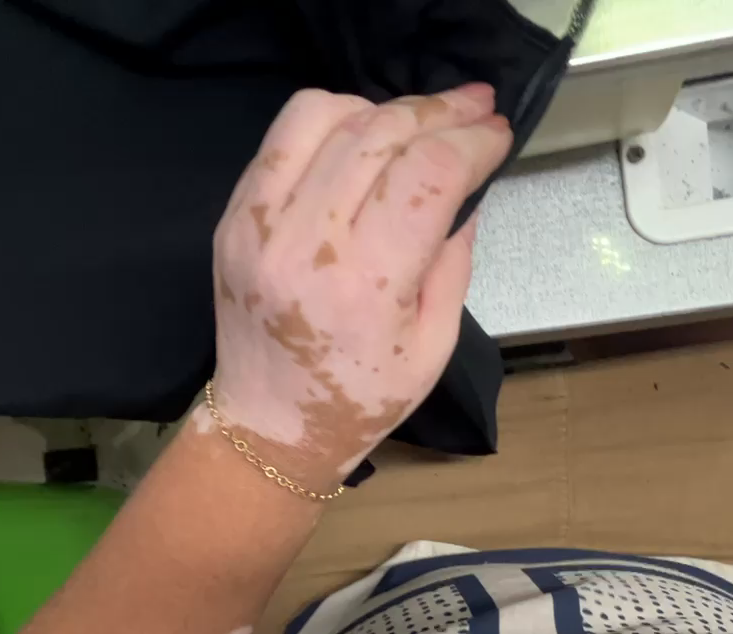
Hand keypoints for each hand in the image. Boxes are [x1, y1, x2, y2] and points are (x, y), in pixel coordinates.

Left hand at [203, 85, 513, 493]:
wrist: (273, 425)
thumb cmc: (362, 401)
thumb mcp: (432, 346)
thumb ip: (453, 262)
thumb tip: (466, 192)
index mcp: (365, 288)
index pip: (427, 175)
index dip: (472, 143)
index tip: (499, 135)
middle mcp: (304, 245)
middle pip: (380, 135)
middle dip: (440, 112)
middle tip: (477, 109)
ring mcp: (258, 225)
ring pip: (326, 116)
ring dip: (385, 108)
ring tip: (421, 123)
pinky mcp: (233, 218)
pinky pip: (283, 136)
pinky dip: (332, 121)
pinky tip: (363, 137)